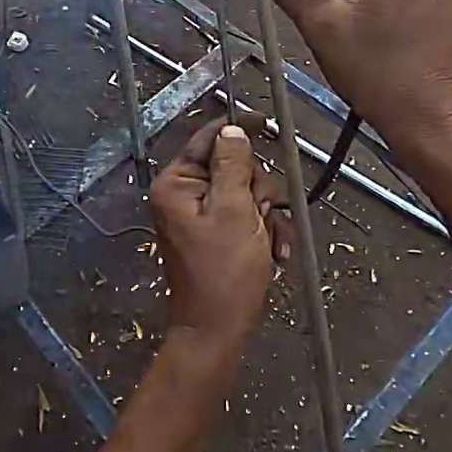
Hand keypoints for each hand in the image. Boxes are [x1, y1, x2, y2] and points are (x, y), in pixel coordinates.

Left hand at [149, 119, 289, 352]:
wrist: (217, 329)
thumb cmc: (224, 272)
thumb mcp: (234, 211)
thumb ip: (233, 166)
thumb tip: (232, 131)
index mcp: (176, 184)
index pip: (207, 140)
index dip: (237, 130)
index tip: (264, 122)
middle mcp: (183, 196)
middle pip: (233, 168)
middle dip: (257, 190)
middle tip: (261, 214)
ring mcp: (199, 216)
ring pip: (246, 194)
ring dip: (266, 216)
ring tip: (269, 243)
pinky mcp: (215, 234)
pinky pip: (247, 219)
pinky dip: (264, 233)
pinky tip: (275, 253)